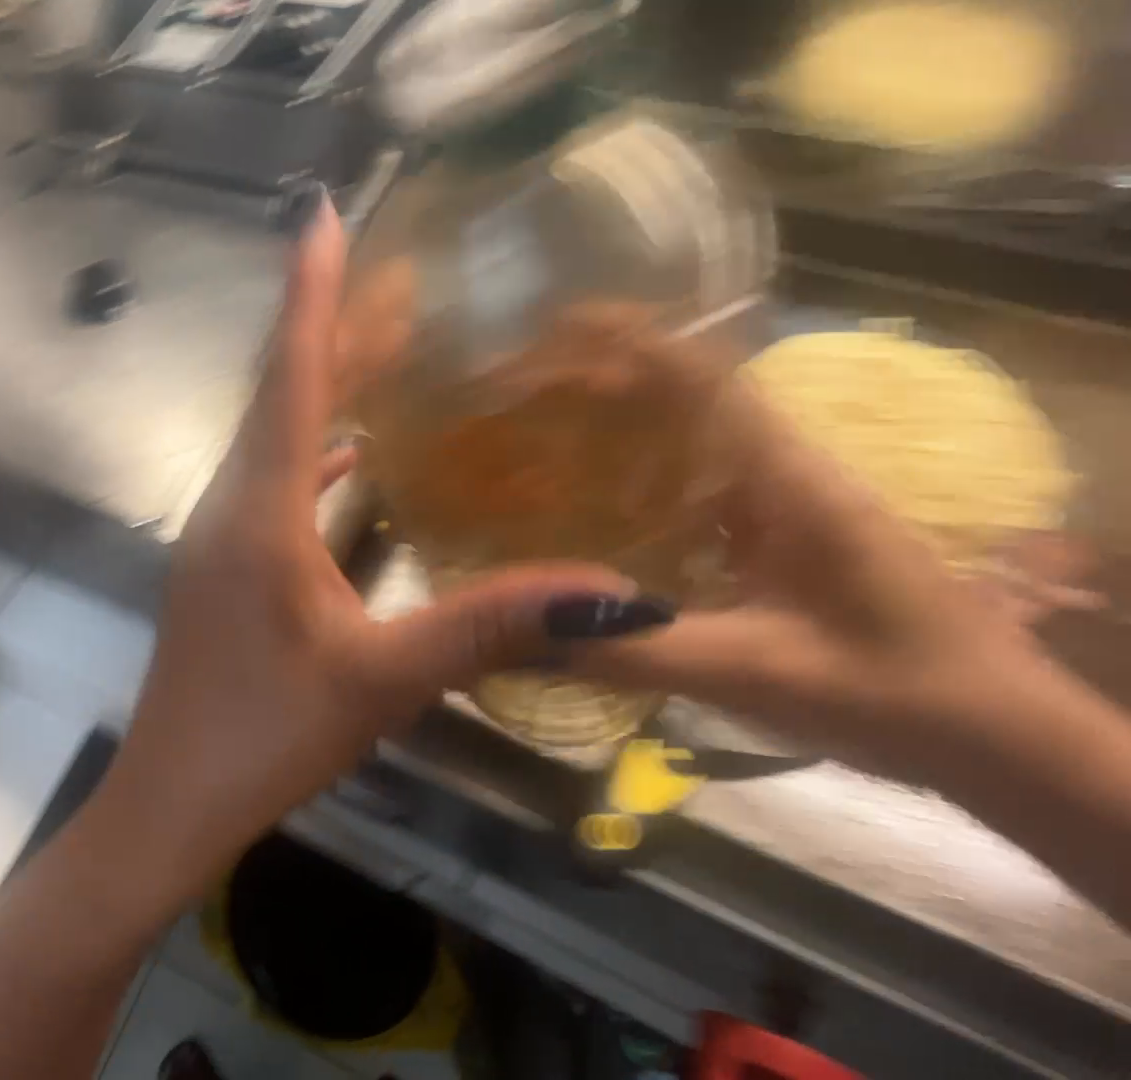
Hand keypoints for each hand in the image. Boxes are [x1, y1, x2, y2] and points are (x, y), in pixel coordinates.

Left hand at [87, 200, 670, 904]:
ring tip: (384, 347)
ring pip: (272, 441)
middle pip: (279, 396)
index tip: (321, 214)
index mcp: (255, 513)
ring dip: (319, 391)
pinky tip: (351, 460)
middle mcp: (226, 507)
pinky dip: (312, 459)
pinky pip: (270, 488)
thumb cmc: (263, 735)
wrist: (171, 797)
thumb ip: (489, 629)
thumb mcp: (381, 680)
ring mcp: (217, 539)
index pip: (289, 378)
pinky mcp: (222, 570)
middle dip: (330, 329)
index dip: (309, 294)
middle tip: (393, 272)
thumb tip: (618, 595)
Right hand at [569, 312, 1063, 780]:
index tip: (559, 324)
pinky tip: (593, 517)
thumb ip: (637, 649)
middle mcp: (786, 480)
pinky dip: (638, 487)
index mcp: (791, 484)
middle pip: (689, 403)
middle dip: (607, 382)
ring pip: (691, 448)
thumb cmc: (896, 694)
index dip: (635, 343)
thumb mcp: (756, 673)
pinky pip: (695, 497)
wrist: (1001, 740)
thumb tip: (521, 628)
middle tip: (520, 392)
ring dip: (620, 431)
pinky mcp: (779, 547)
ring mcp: (785, 512)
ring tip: (538, 439)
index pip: (708, 383)